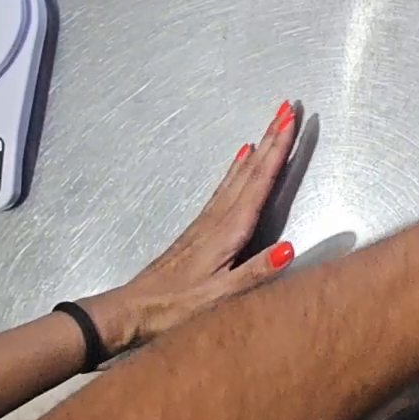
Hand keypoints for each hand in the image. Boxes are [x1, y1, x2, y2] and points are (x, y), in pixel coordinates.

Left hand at [79, 101, 302, 354]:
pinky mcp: (203, 224)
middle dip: (273, 136)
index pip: (261, 180)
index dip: (278, 149)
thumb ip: (255, 272)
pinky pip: (228, 184)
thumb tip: (290, 248)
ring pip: (241, 172)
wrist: (127, 312)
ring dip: (261, 145)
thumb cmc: (174, 308)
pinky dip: (240, 164)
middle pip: (253, 167)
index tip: (291, 120)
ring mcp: (210, 218)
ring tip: (273, 123)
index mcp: (230, 229)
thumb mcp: (218, 298)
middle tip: (287, 107)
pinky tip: (243, 156)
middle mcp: (221, 215)